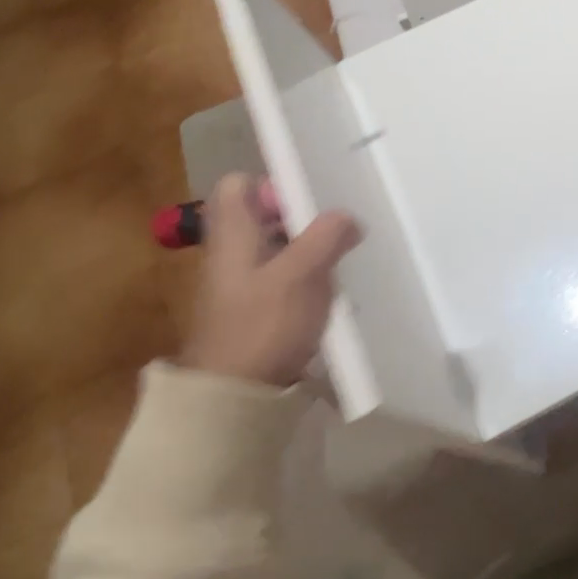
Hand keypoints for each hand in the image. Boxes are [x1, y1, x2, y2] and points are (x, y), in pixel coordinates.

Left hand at [180, 174, 363, 386]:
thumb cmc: (264, 325)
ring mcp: (240, 283)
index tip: (309, 201)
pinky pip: (282, 277)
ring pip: (276, 247)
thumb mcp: (302, 274)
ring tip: (339, 262)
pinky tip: (327, 293)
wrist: (236, 395)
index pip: (238, 186)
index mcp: (232, 235)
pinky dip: (305, 277)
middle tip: (336, 231)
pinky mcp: (254, 310)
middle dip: (302, 219)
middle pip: (263, 216)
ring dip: (308, 250)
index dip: (272, 184)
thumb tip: (347, 217)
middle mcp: (230, 253)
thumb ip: (326, 237)